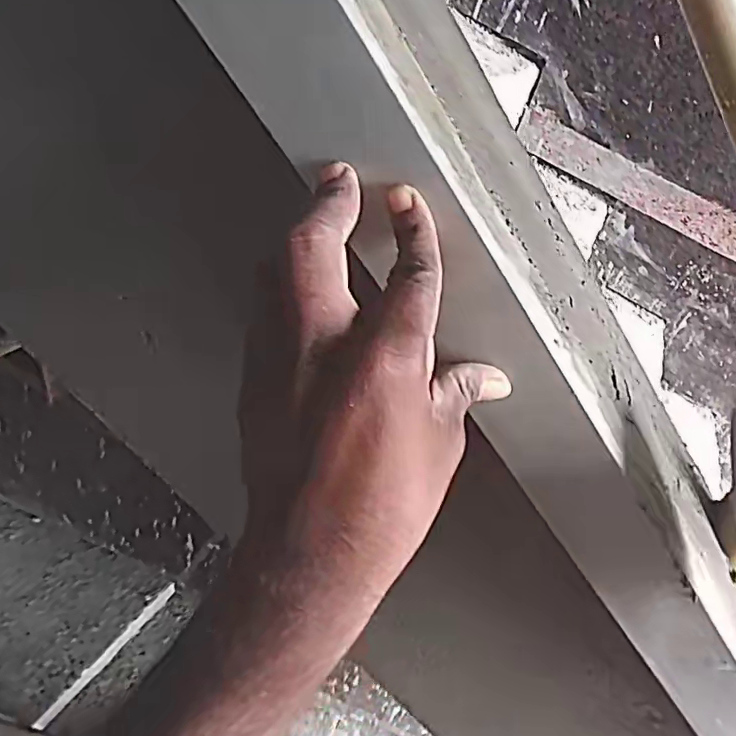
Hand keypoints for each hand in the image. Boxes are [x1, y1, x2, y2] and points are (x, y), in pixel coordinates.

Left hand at [238, 162, 509, 581]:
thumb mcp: (438, 448)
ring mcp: (279, 361)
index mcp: (386, 360)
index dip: (415, 234)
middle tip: (341, 180)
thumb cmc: (380, 509)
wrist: (309, 556)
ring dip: (295, 239)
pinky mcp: (254, 383)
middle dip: (328, 203)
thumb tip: (482, 378)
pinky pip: (263, 312)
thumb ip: (454, 396)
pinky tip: (296, 293)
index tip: (411, 208)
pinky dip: (281, 287)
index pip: (408, 276)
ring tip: (315, 222)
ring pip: (274, 272)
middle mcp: (325, 347)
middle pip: (314, 246)